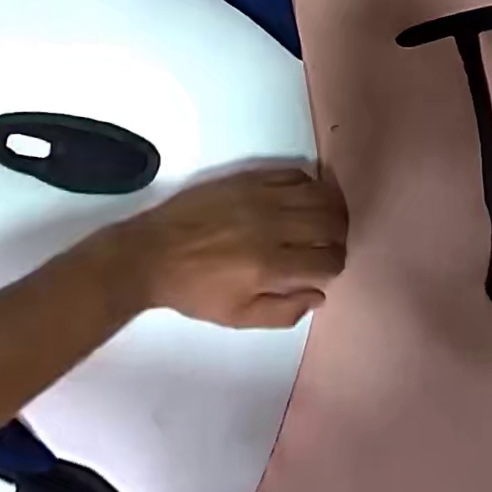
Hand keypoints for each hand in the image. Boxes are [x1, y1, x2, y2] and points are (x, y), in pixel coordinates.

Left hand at [94, 166, 347, 328]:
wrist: (151, 253)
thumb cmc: (195, 290)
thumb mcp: (237, 317)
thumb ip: (283, 312)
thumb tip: (319, 294)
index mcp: (270, 266)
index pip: (328, 259)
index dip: (337, 265)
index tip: (329, 267)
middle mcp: (273, 226)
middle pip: (332, 222)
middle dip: (341, 235)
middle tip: (333, 242)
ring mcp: (262, 197)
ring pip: (320, 193)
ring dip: (333, 207)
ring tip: (328, 217)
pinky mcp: (250, 178)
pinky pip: (295, 174)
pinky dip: (310, 185)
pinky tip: (306, 197)